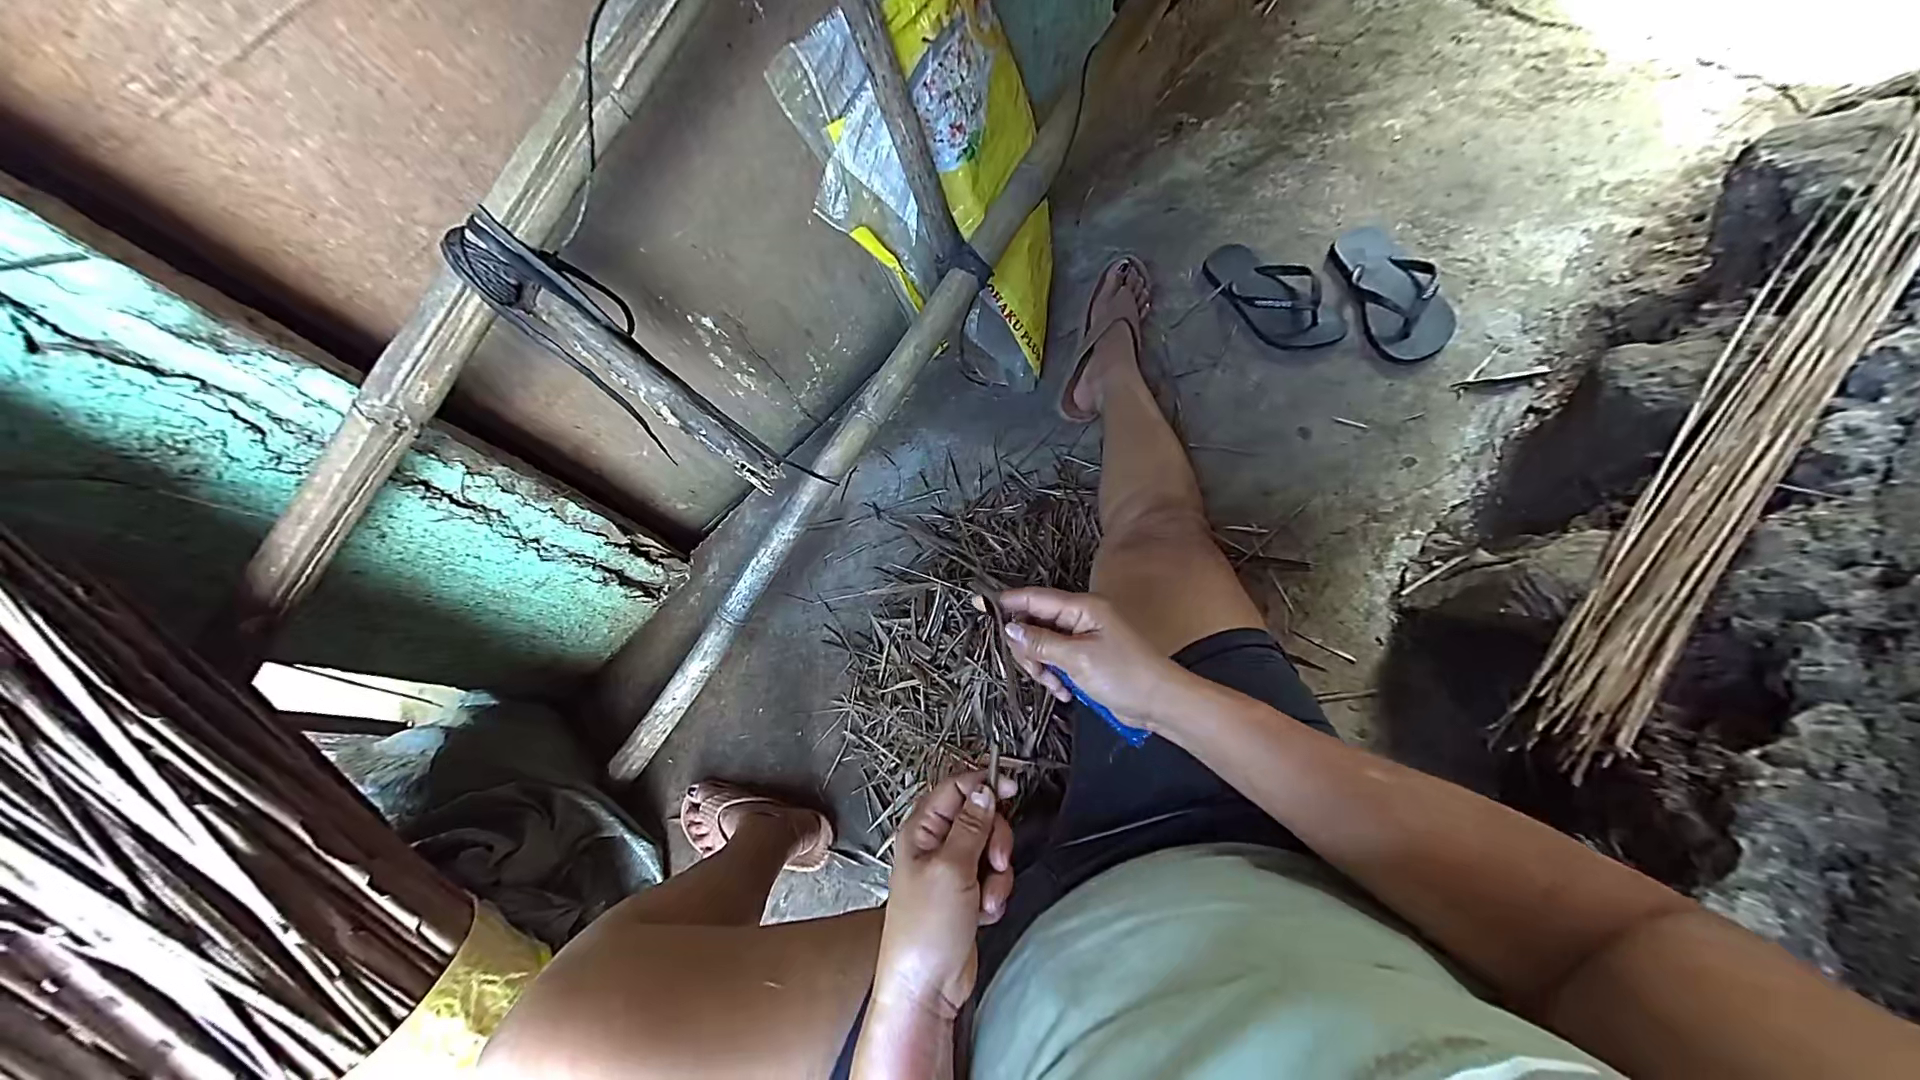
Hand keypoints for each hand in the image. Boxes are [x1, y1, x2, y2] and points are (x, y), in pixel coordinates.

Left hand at [872, 770, 1016, 1020]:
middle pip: (980, 817)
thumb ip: (971, 826)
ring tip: (983, 895)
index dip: (983, 784)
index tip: (1008, 788)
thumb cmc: (923, 932)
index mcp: (922, 830)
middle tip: (995, 859)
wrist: (926, 988)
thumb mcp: (951, 868)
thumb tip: (983, 791)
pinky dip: (994, 894)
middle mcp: (935, 846)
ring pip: (991, 848)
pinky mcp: (966, 893)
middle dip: (995, 838)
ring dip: (997, 873)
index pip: (955, 788)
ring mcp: (951, 870)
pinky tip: (982, 912)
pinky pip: (993, 877)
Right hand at [998, 587, 1201, 731]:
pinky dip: (1054, 675)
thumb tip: (1010, 628)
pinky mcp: (1085, 658)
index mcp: (1082, 608)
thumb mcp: (1077, 658)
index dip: (1007, 602)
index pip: (1035, 598)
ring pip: (1042, 645)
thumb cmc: (1126, 675)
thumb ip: (1040, 642)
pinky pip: (1056, 661)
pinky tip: (1065, 691)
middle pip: (1034, 624)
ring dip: (1041, 667)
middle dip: (1028, 649)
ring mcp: (1083, 638)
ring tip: (1056, 685)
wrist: (1159, 703)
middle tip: (1035, 671)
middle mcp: (1081, 618)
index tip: (980, 604)